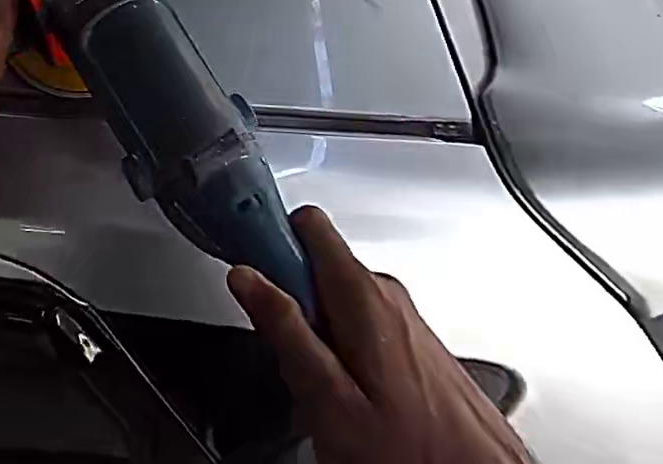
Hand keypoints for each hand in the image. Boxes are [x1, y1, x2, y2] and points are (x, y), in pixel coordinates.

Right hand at [228, 207, 532, 463]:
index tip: (251, 263)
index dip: (271, 236)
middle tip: (290, 354)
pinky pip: (361, 320)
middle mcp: (387, 293)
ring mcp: (405, 317)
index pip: (307, 224)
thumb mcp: (329, 399)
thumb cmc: (417, 457)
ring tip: (326, 386)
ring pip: (336, 296)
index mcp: (362, 293)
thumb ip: (284, 328)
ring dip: (318, 328)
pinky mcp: (416, 342)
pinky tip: (353, 393)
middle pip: (315, 263)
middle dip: (292, 299)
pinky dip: (345, 344)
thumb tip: (246, 278)